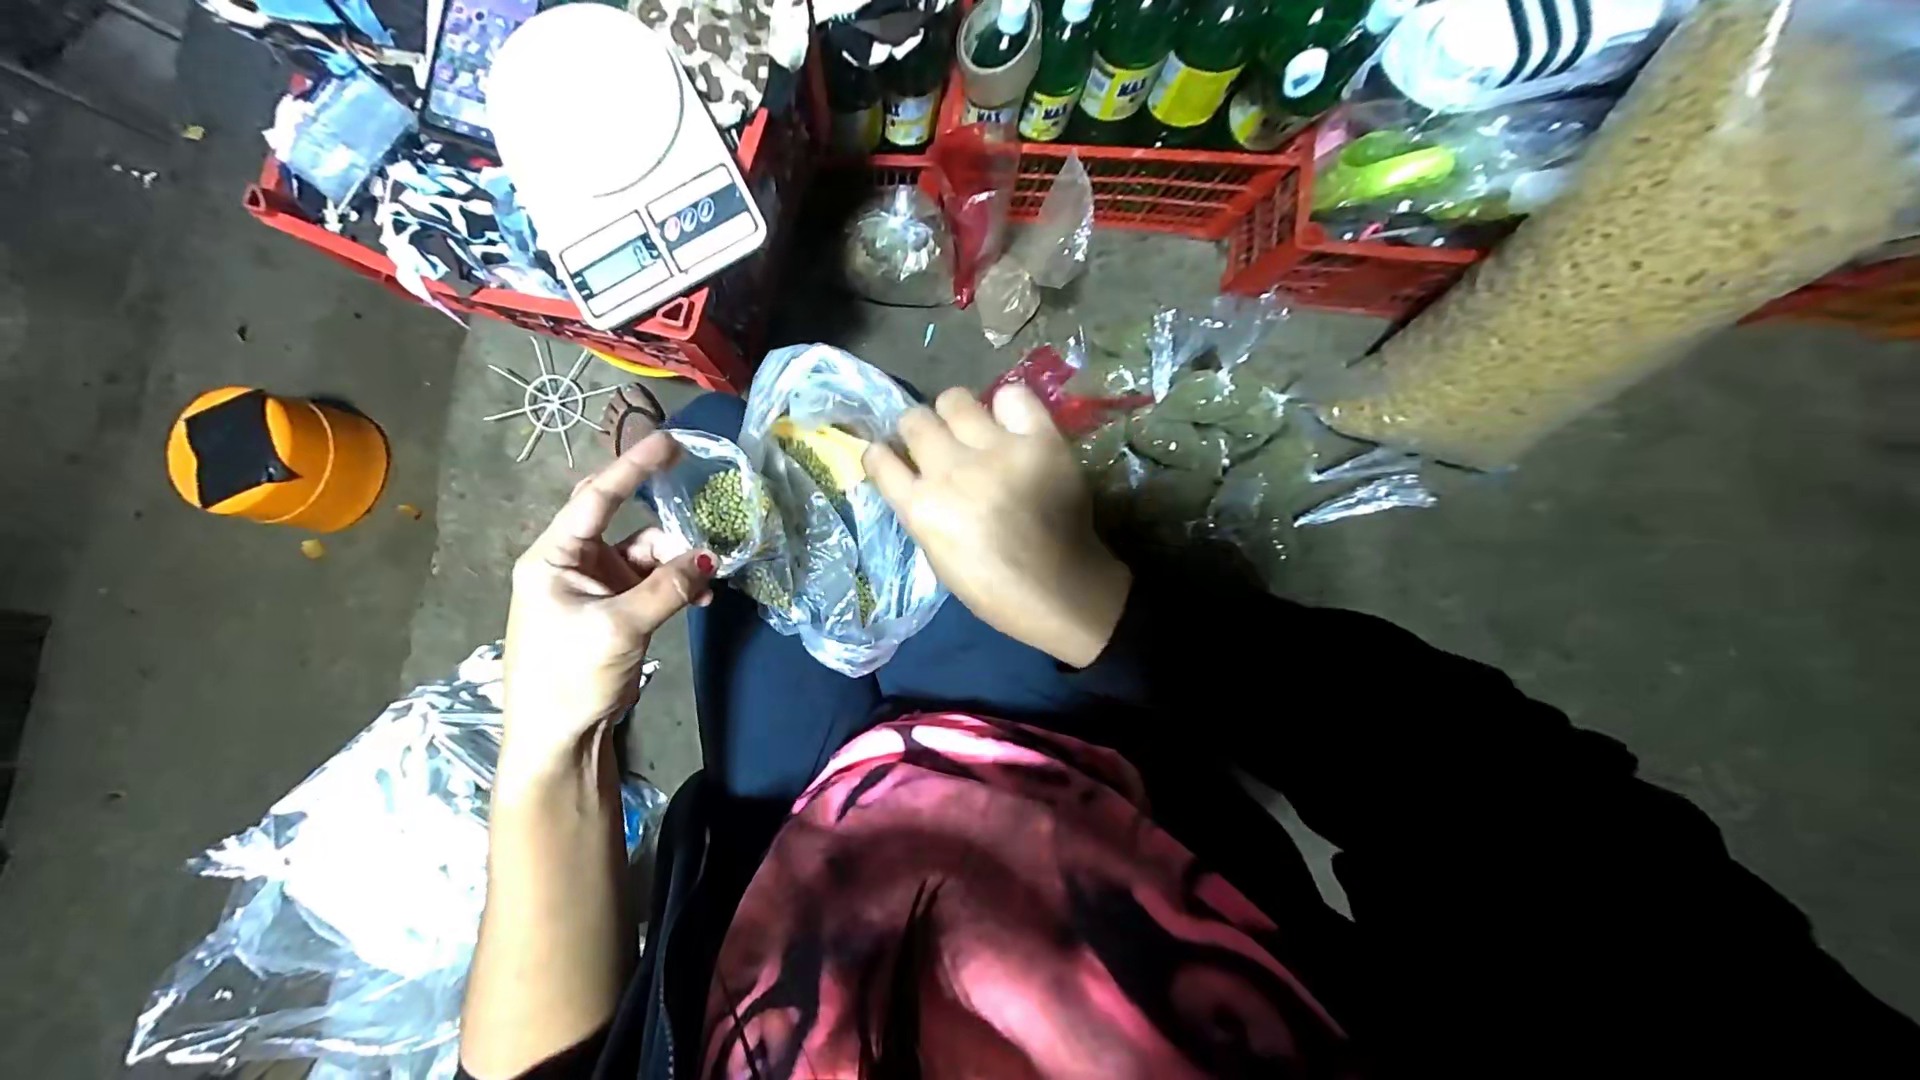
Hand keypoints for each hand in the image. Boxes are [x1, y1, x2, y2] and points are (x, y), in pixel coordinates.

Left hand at [502, 433, 713, 770]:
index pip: (596, 498)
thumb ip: (666, 588)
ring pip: (650, 556)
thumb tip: (710, 558)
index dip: (633, 467)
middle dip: (667, 527)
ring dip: (680, 565)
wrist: (558, 736)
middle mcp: (575, 562)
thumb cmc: (568, 676)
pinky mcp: (619, 606)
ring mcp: (599, 584)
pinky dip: (679, 586)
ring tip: (707, 582)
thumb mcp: (618, 627)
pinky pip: (656, 582)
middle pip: (629, 524)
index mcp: (554, 556)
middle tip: (704, 524)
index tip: (670, 442)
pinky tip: (700, 597)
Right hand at [865, 384, 1130, 667]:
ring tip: (971, 428)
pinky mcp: (1039, 441)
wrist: (1060, 590)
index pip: (880, 459)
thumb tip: (916, 478)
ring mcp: (996, 451)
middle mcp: (950, 470)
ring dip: (956, 412)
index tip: (894, 457)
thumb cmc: (993, 587)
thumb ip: (922, 510)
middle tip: (940, 443)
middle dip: (920, 430)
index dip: (884, 454)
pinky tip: (1011, 422)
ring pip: (955, 400)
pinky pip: (1012, 396)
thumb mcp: (938, 555)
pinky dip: (1007, 405)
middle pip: (914, 419)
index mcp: (921, 507)